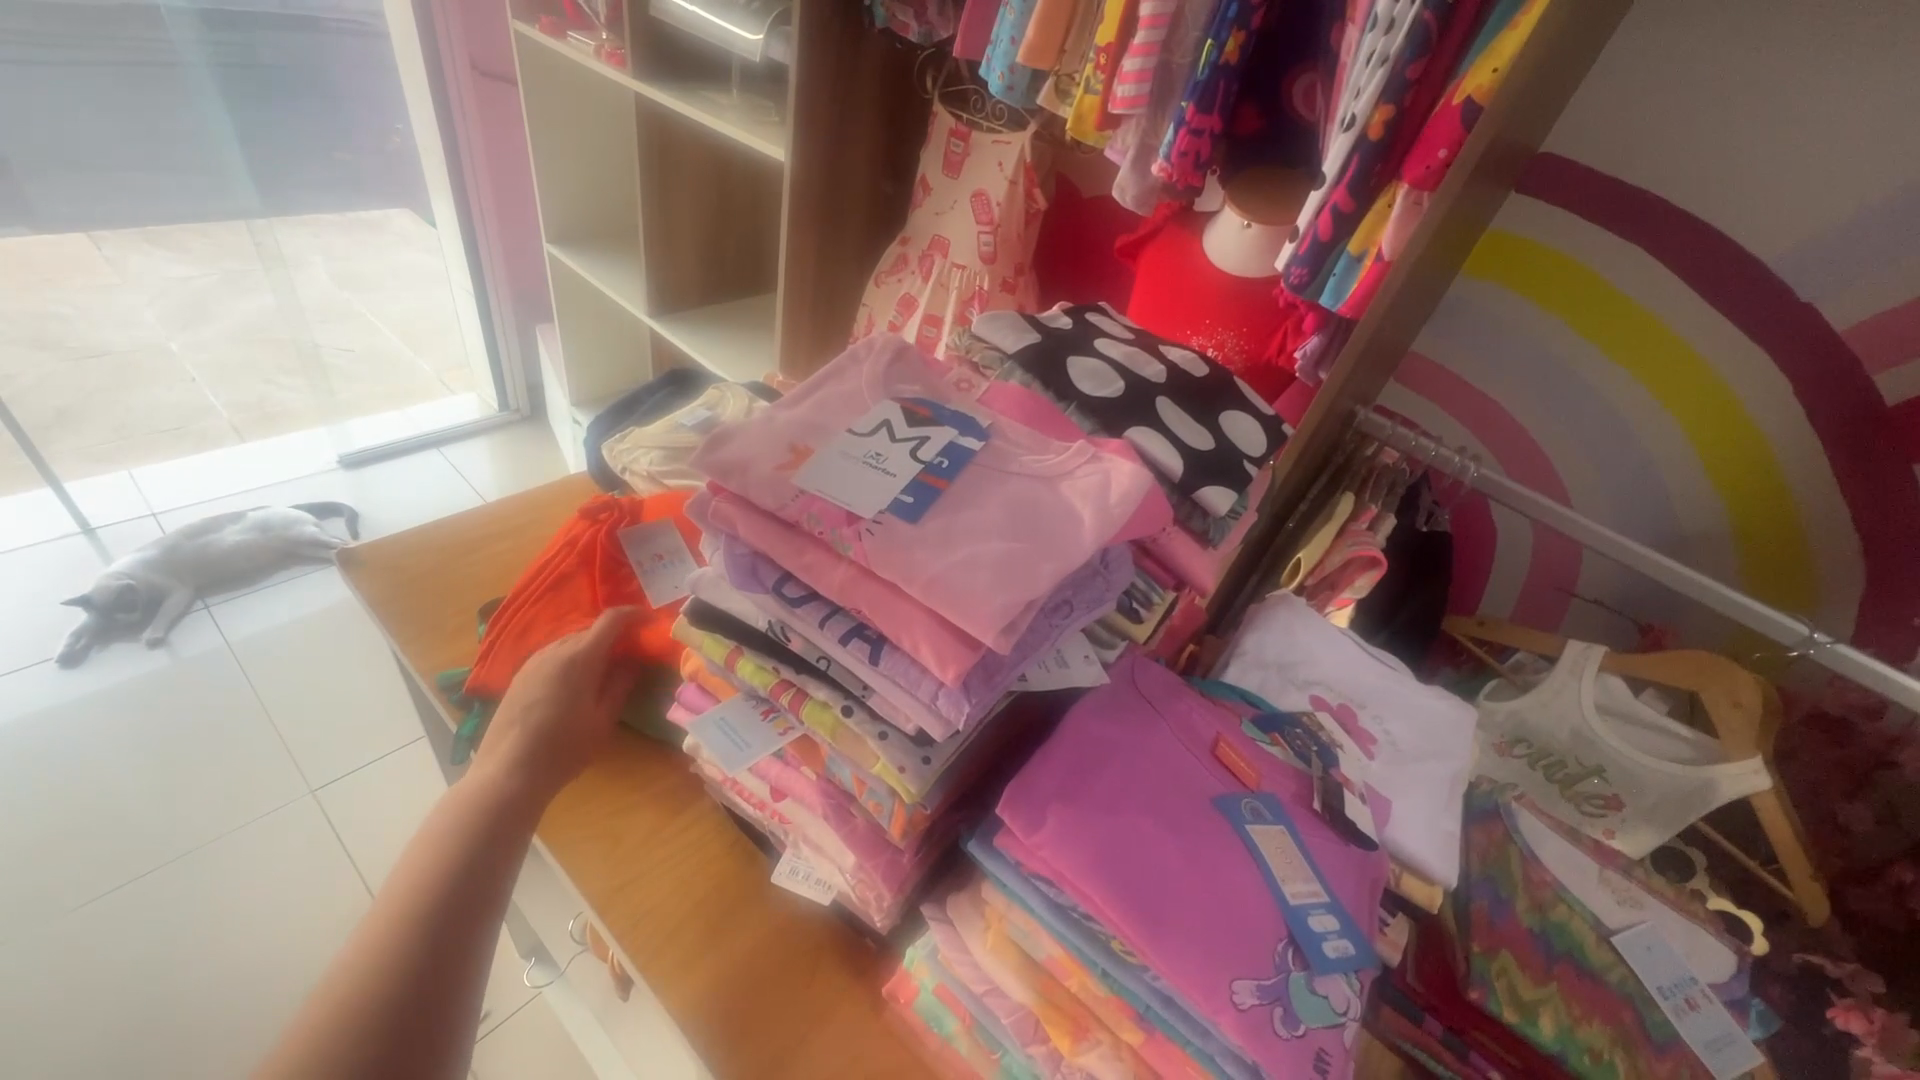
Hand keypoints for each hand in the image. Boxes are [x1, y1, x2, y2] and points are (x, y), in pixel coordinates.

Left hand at [470, 607, 641, 805]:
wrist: (508, 772)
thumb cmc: (564, 748)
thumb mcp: (603, 718)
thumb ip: (621, 683)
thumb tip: (634, 660)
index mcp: (580, 657)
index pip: (611, 619)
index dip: (633, 615)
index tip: (650, 622)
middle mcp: (555, 650)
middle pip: (590, 630)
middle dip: (614, 636)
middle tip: (633, 654)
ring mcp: (533, 662)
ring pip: (570, 642)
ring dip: (592, 648)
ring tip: (606, 670)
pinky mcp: (520, 675)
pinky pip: (554, 655)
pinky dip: (572, 659)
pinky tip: (576, 683)